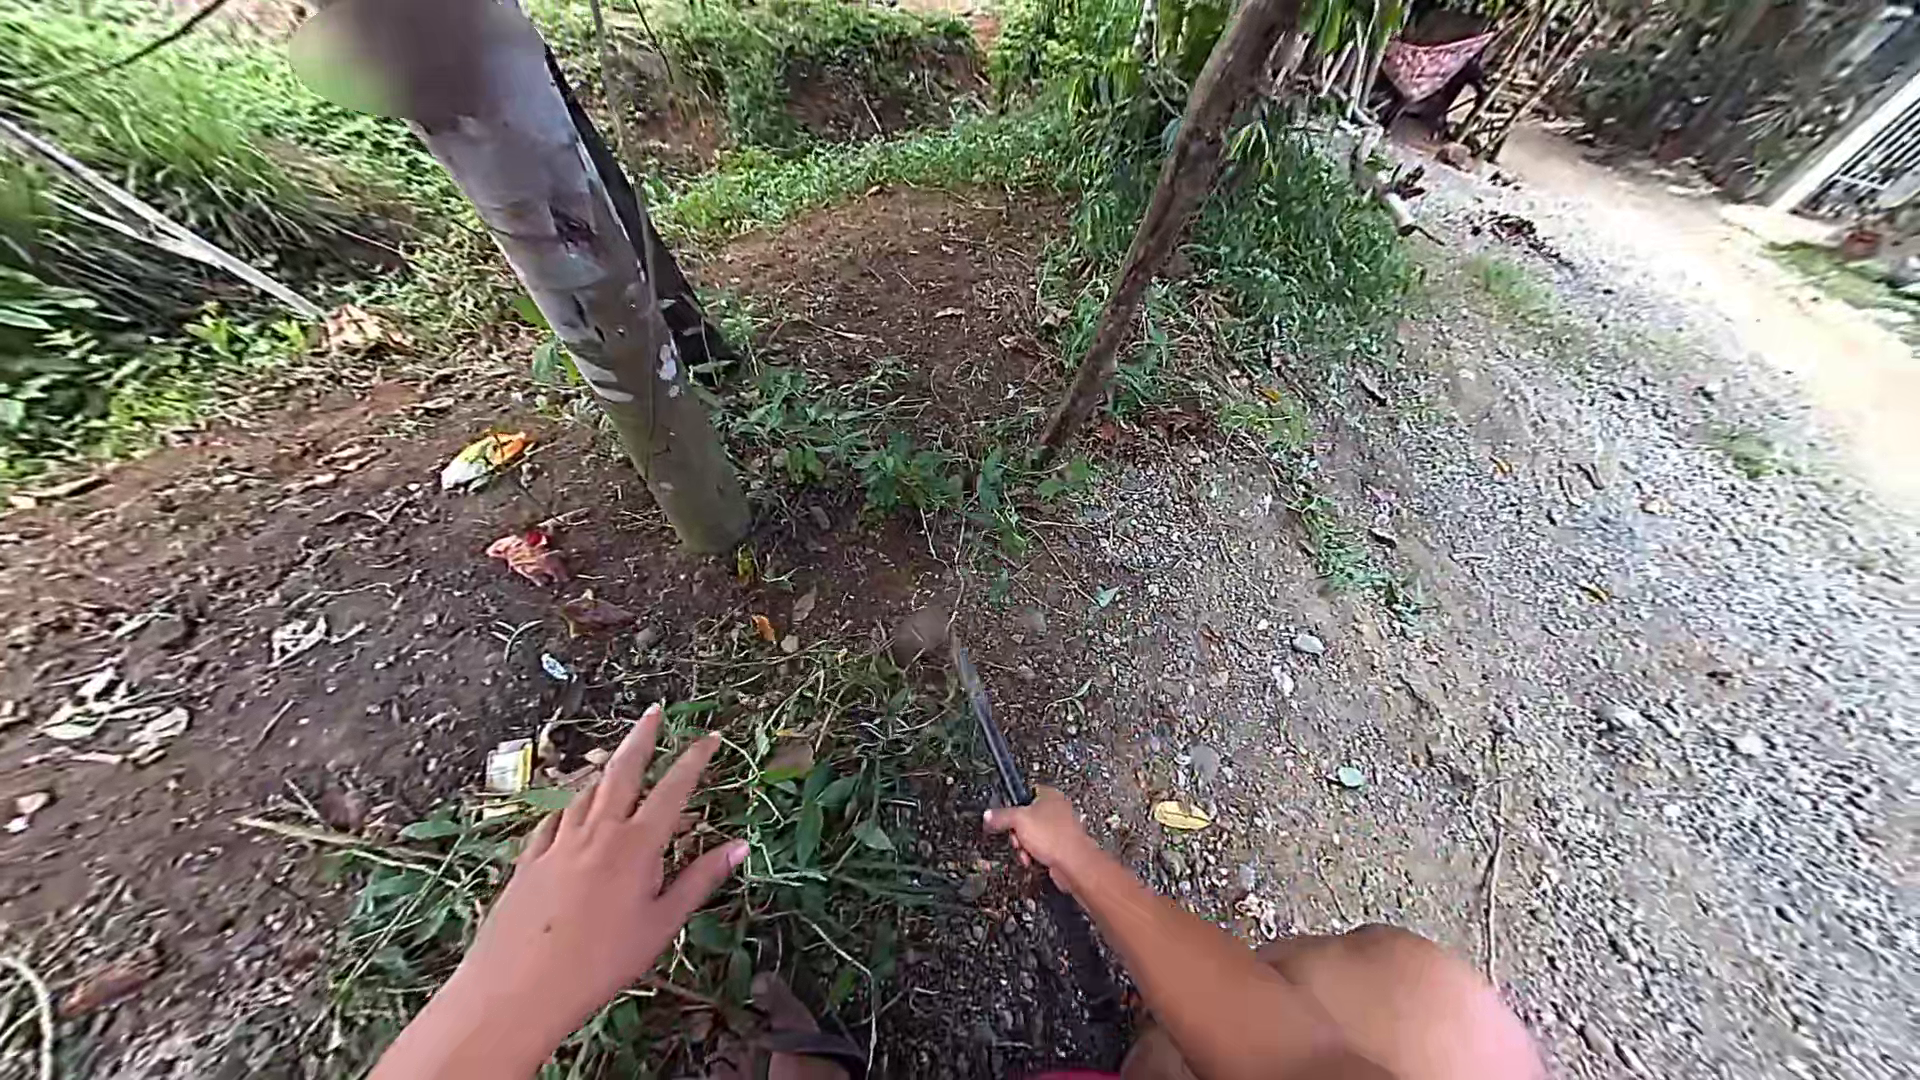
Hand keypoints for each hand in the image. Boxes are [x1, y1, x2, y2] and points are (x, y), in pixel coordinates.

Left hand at [441, 704, 746, 1051]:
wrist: (510, 998)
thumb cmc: (599, 963)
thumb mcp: (661, 925)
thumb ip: (701, 879)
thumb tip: (741, 845)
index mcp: (637, 844)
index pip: (674, 788)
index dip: (695, 758)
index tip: (711, 737)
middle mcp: (599, 832)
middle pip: (624, 770)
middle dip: (642, 736)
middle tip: (655, 711)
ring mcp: (559, 844)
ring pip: (587, 791)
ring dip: (607, 769)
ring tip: (619, 757)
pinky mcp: (528, 863)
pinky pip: (554, 821)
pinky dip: (570, 806)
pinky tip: (571, 808)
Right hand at [983, 785, 1098, 889]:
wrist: (1074, 865)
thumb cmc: (1055, 837)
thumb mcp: (1019, 820)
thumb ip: (1001, 816)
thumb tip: (989, 815)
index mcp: (1049, 794)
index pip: (1025, 792)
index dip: (1013, 804)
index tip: (1005, 814)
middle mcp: (1056, 809)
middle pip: (1026, 817)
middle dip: (1017, 831)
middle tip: (1017, 836)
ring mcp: (1060, 829)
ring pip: (1032, 835)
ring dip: (1024, 845)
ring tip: (1026, 851)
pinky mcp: (1060, 847)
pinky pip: (1040, 849)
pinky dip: (1034, 855)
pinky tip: (1033, 859)